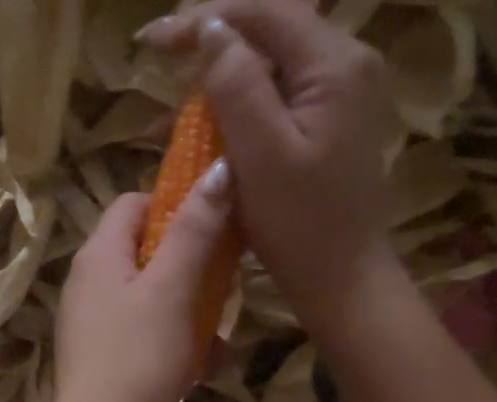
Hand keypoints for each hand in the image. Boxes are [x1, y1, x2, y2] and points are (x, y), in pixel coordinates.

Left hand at [51, 182, 233, 401]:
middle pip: (144, 252)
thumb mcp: (173, 289)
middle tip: (225, 283)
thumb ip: (195, 229)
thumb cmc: (138, 357)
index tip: (213, 227)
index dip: (175, 205)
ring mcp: (89, 323)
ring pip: (150, 298)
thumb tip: (218, 168)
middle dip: (191, 266)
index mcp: (98, 255)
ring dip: (189, 311)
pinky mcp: (98, 357)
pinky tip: (203, 367)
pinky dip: (173, 343)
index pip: (134, 203)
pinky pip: (143, 334)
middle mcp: (86, 282)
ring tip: (218, 338)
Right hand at [139, 0, 396, 332]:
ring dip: (220, 78)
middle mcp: (346, 63)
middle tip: (158, 59)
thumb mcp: (261, 156)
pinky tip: (201, 131)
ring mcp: (342, 93)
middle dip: (211, 41)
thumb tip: (210, 28)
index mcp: (334, 64)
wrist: (343, 279)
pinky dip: (238, 106)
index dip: (203, 17)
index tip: (149, 41)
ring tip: (171, 111)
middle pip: (270, 28)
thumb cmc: (300, 225)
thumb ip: (237, 85)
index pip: (263, 11)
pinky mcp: (331, 121)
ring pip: (271, 62)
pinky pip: (278, 95)